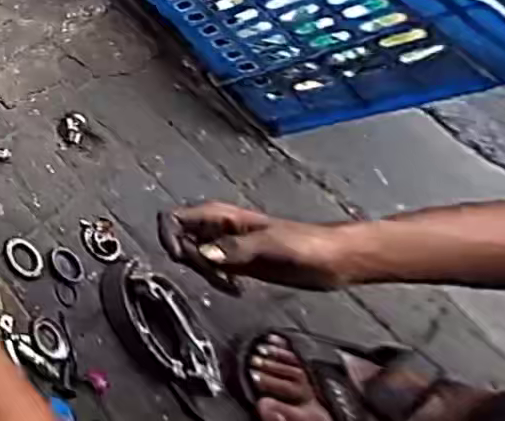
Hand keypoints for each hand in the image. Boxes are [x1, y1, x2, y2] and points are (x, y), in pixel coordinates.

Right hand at [165, 201, 351, 290]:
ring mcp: (223, 245)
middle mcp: (213, 228)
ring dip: (204, 273)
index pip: (173, 218)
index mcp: (215, 215)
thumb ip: (235, 248)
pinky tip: (235, 289)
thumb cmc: (305, 245)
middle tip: (217, 277)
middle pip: (180, 239)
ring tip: (231, 287)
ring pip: (193, 255)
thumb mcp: (270, 245)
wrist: (337, 260)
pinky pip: (209, 268)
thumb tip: (203, 254)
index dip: (168, 235)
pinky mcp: (234, 262)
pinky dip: (215, 280)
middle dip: (192, 260)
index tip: (181, 258)